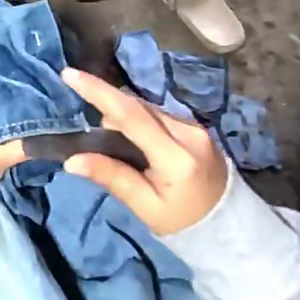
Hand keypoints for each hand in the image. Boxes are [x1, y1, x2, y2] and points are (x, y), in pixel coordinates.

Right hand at [59, 67, 228, 234]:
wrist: (228, 225)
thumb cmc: (182, 222)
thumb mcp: (145, 206)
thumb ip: (111, 177)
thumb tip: (72, 160)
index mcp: (175, 156)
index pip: (131, 115)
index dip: (99, 92)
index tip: (70, 74)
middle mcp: (188, 132)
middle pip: (138, 106)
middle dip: (107, 103)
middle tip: (86, 120)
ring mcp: (195, 126)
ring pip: (147, 108)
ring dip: (123, 114)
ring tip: (111, 140)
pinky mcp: (196, 127)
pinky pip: (158, 114)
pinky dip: (139, 120)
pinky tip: (132, 138)